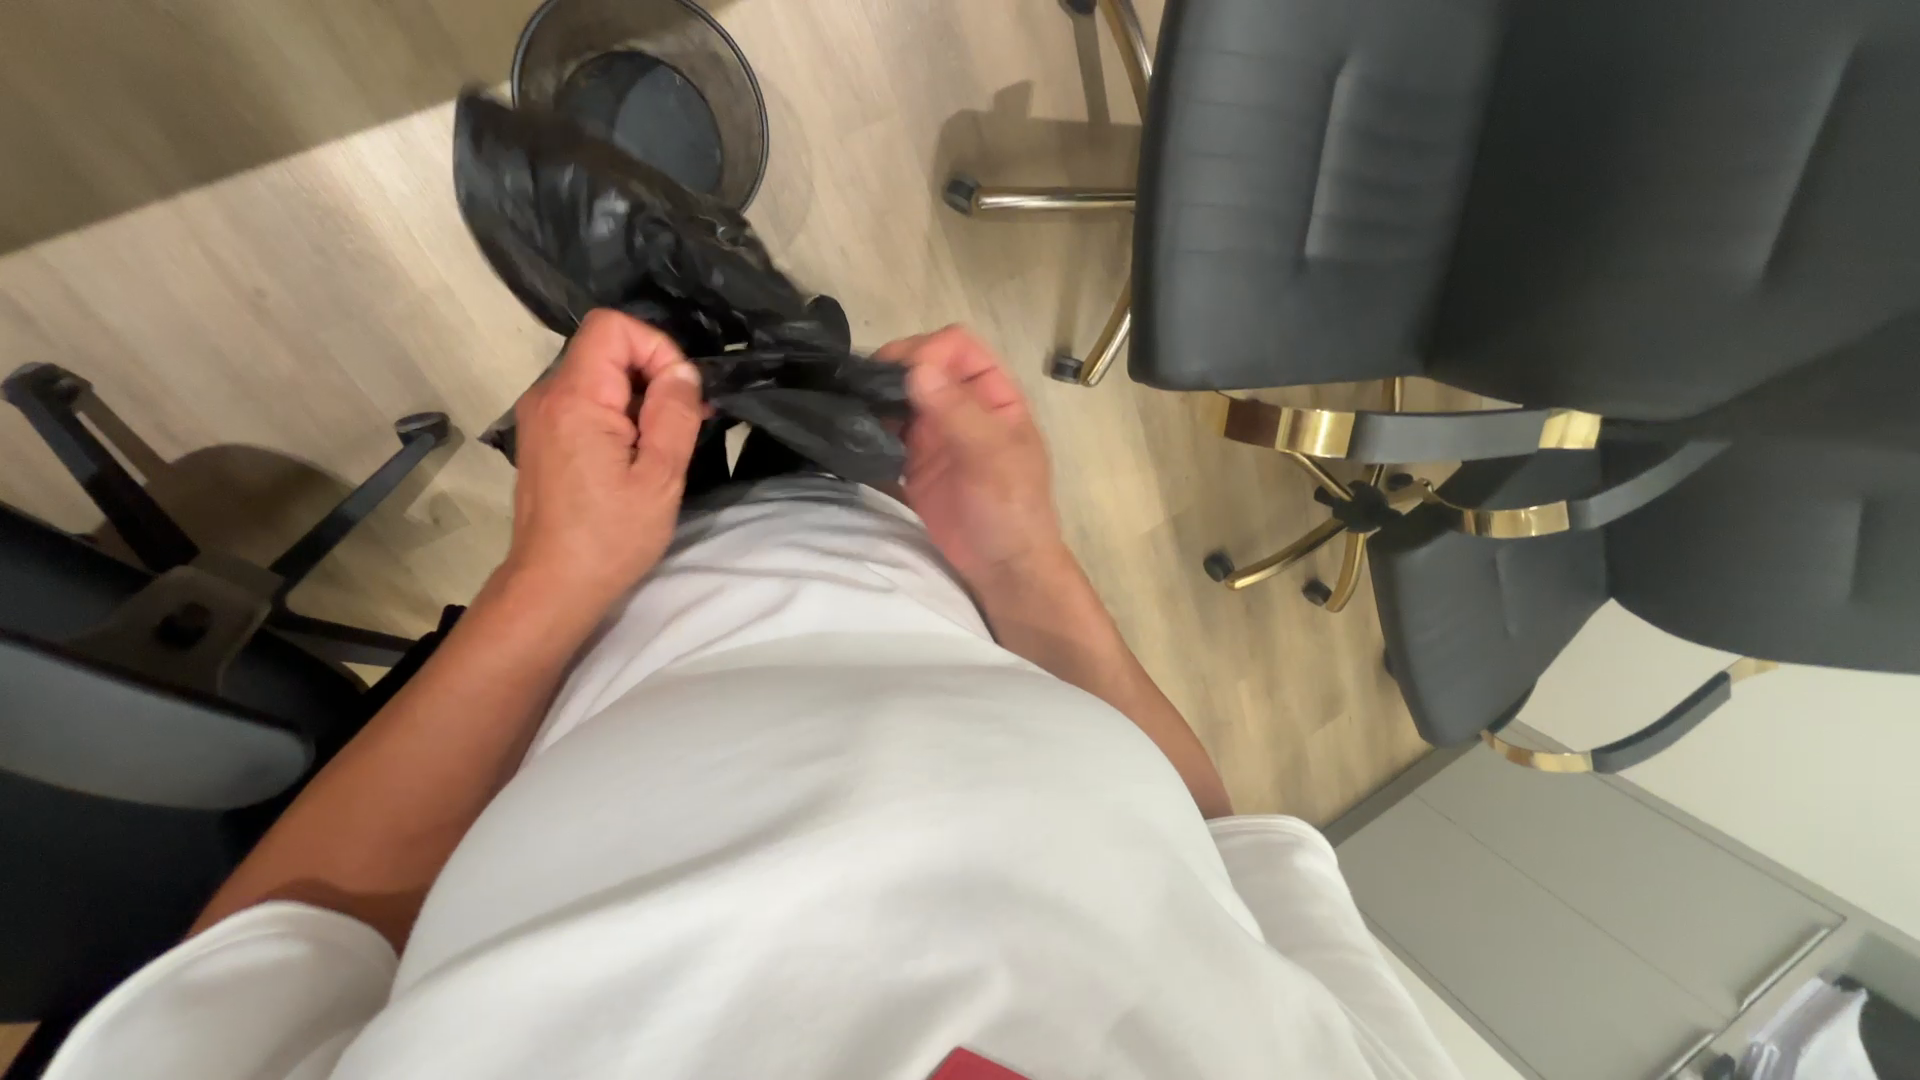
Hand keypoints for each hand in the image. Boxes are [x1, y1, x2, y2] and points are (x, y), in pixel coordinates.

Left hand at [503, 309, 703, 610]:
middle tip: (687, 421)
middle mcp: (547, 395)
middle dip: (654, 375)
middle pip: (606, 348)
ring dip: (641, 398)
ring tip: (666, 444)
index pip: (613, 327)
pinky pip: (588, 401)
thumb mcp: (660, 477)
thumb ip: (675, 415)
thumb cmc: (611, 536)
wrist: (554, 585)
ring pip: (599, 376)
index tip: (680, 394)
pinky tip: (639, 454)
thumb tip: (683, 372)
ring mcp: (541, 416)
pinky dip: (621, 414)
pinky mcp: (544, 437)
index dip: (656, 347)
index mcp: (574, 398)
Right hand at [878, 326, 1068, 589]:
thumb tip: (917, 369)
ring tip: (852, 408)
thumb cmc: (1012, 510)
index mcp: (994, 395)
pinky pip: (887, 432)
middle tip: (863, 389)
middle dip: (893, 370)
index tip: (899, 373)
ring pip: (900, 396)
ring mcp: (936, 434)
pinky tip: (854, 434)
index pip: (957, 347)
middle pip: (922, 365)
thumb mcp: (993, 457)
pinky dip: (870, 428)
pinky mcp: (913, 462)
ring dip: (877, 397)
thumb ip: (958, 412)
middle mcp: (962, 406)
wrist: (1003, 568)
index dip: (927, 350)